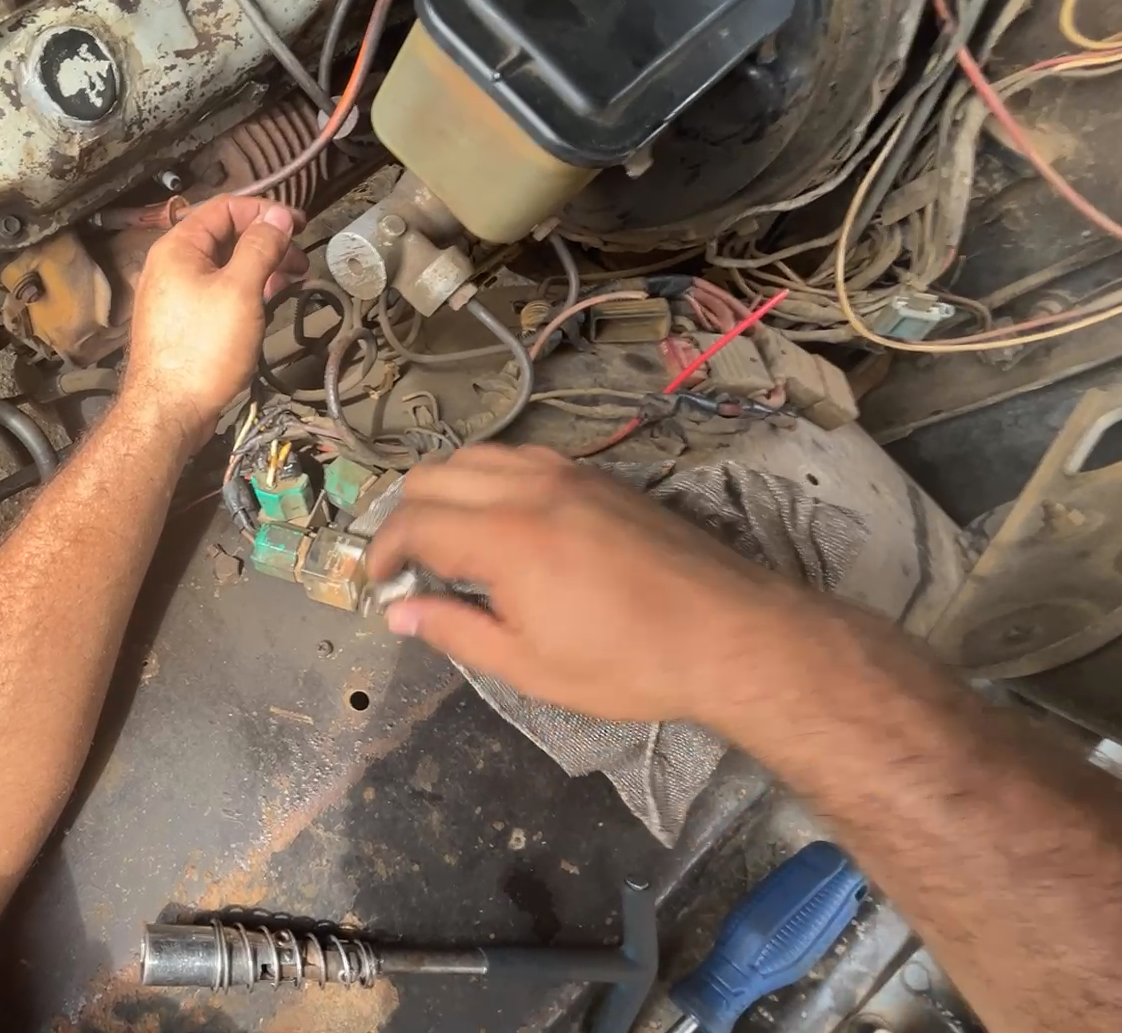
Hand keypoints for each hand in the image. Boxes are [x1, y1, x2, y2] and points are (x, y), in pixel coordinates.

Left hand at [119, 197, 307, 446]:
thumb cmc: (201, 351)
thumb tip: (277, 217)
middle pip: (225, 237)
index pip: (225, 207)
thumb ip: (260, 247)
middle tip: (299, 260)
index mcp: (178, 248)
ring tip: (289, 283)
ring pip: (224, 269)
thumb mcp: (240, 290)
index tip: (297, 225)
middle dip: (266, 243)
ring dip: (260, 270)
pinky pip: (217, 295)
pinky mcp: (183, 325)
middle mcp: (171, 267)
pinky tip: (265, 306)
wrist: (169, 411)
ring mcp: (175, 297)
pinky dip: (245, 294)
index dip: (265, 211)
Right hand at [366, 445, 849, 725]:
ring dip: (443, 491)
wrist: (738, 636)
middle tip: (414, 563)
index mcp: (505, 539)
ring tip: (452, 536)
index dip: (382, 552)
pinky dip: (487, 478)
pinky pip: (516, 455)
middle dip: (404, 518)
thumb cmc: (628, 663)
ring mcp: (564, 472)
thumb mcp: (528, 666)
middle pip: (429, 476)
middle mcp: (527, 488)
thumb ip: (453, 631)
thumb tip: (397, 613)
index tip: (382, 582)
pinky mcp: (594, 474)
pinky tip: (503, 516)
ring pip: (471, 456)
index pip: (412, 523)